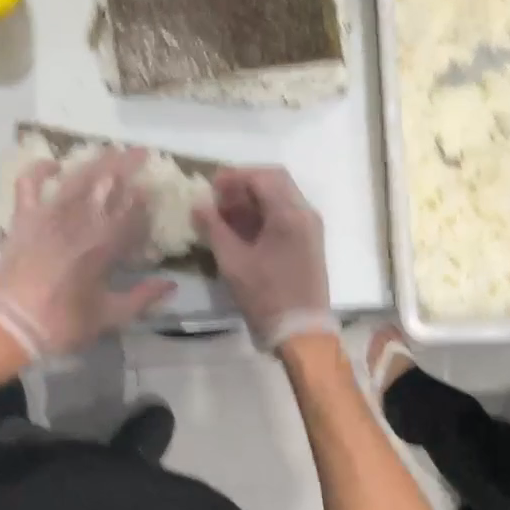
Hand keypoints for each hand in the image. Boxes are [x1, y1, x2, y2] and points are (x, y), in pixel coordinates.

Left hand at [0, 149, 174, 359]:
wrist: (10, 325)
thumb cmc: (62, 324)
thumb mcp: (109, 316)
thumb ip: (142, 298)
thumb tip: (171, 285)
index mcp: (105, 245)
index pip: (132, 212)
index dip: (145, 200)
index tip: (153, 191)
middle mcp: (80, 221)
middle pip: (109, 183)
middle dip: (128, 165)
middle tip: (143, 153)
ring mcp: (49, 215)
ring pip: (78, 178)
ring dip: (97, 161)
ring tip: (113, 149)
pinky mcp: (24, 217)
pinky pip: (29, 184)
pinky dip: (40, 170)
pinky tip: (53, 163)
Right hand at [193, 166, 335, 351]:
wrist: (301, 332)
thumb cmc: (266, 296)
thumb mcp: (233, 262)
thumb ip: (214, 228)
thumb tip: (198, 205)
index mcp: (289, 214)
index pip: (262, 177)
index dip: (234, 177)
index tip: (210, 187)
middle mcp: (305, 213)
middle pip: (275, 181)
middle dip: (245, 185)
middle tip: (218, 199)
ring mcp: (311, 228)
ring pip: (282, 197)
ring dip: (254, 200)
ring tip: (225, 216)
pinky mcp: (310, 242)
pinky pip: (287, 215)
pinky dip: (265, 214)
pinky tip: (243, 230)